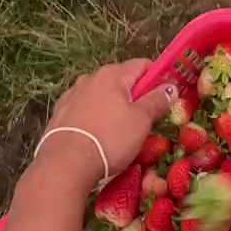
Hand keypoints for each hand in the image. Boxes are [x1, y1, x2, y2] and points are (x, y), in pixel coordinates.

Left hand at [29, 59, 176, 193]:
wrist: (64, 165)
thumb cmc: (110, 139)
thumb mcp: (141, 120)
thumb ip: (157, 100)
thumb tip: (171, 86)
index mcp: (113, 74)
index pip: (143, 65)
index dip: (158, 78)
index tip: (166, 96)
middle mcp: (90, 78)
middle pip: (121, 81)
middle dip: (135, 96)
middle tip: (145, 119)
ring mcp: (72, 95)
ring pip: (101, 96)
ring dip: (113, 108)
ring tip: (119, 132)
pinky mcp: (59, 114)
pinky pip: (85, 111)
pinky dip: (94, 118)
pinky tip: (97, 137)